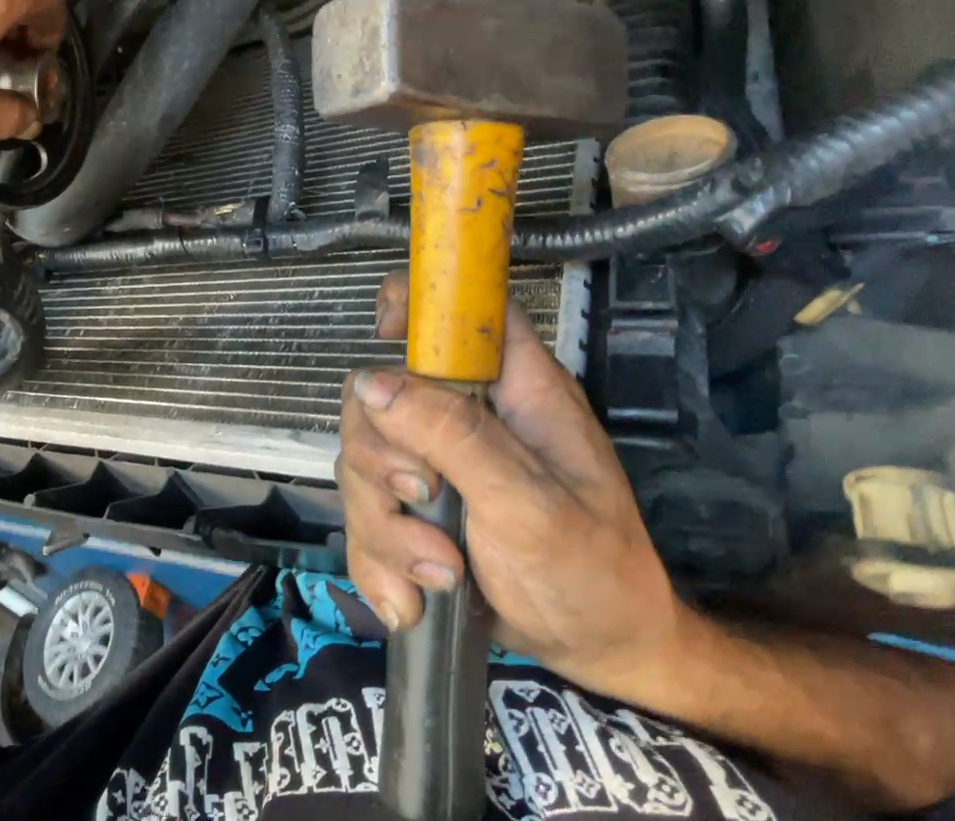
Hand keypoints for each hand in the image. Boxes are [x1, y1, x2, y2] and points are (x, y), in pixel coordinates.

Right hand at [338, 271, 694, 692]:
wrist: (595, 649)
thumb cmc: (590, 571)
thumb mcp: (530, 504)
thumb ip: (455, 437)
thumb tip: (370, 382)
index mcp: (511, 389)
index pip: (457, 313)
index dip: (413, 305)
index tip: (382, 339)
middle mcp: (462, 415)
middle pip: (375, 398)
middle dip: (382, 462)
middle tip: (422, 501)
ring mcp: (430, 463)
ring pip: (359, 464)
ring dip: (386, 530)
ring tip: (440, 574)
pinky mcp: (408, 509)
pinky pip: (360, 518)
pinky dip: (377, 563)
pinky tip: (412, 599)